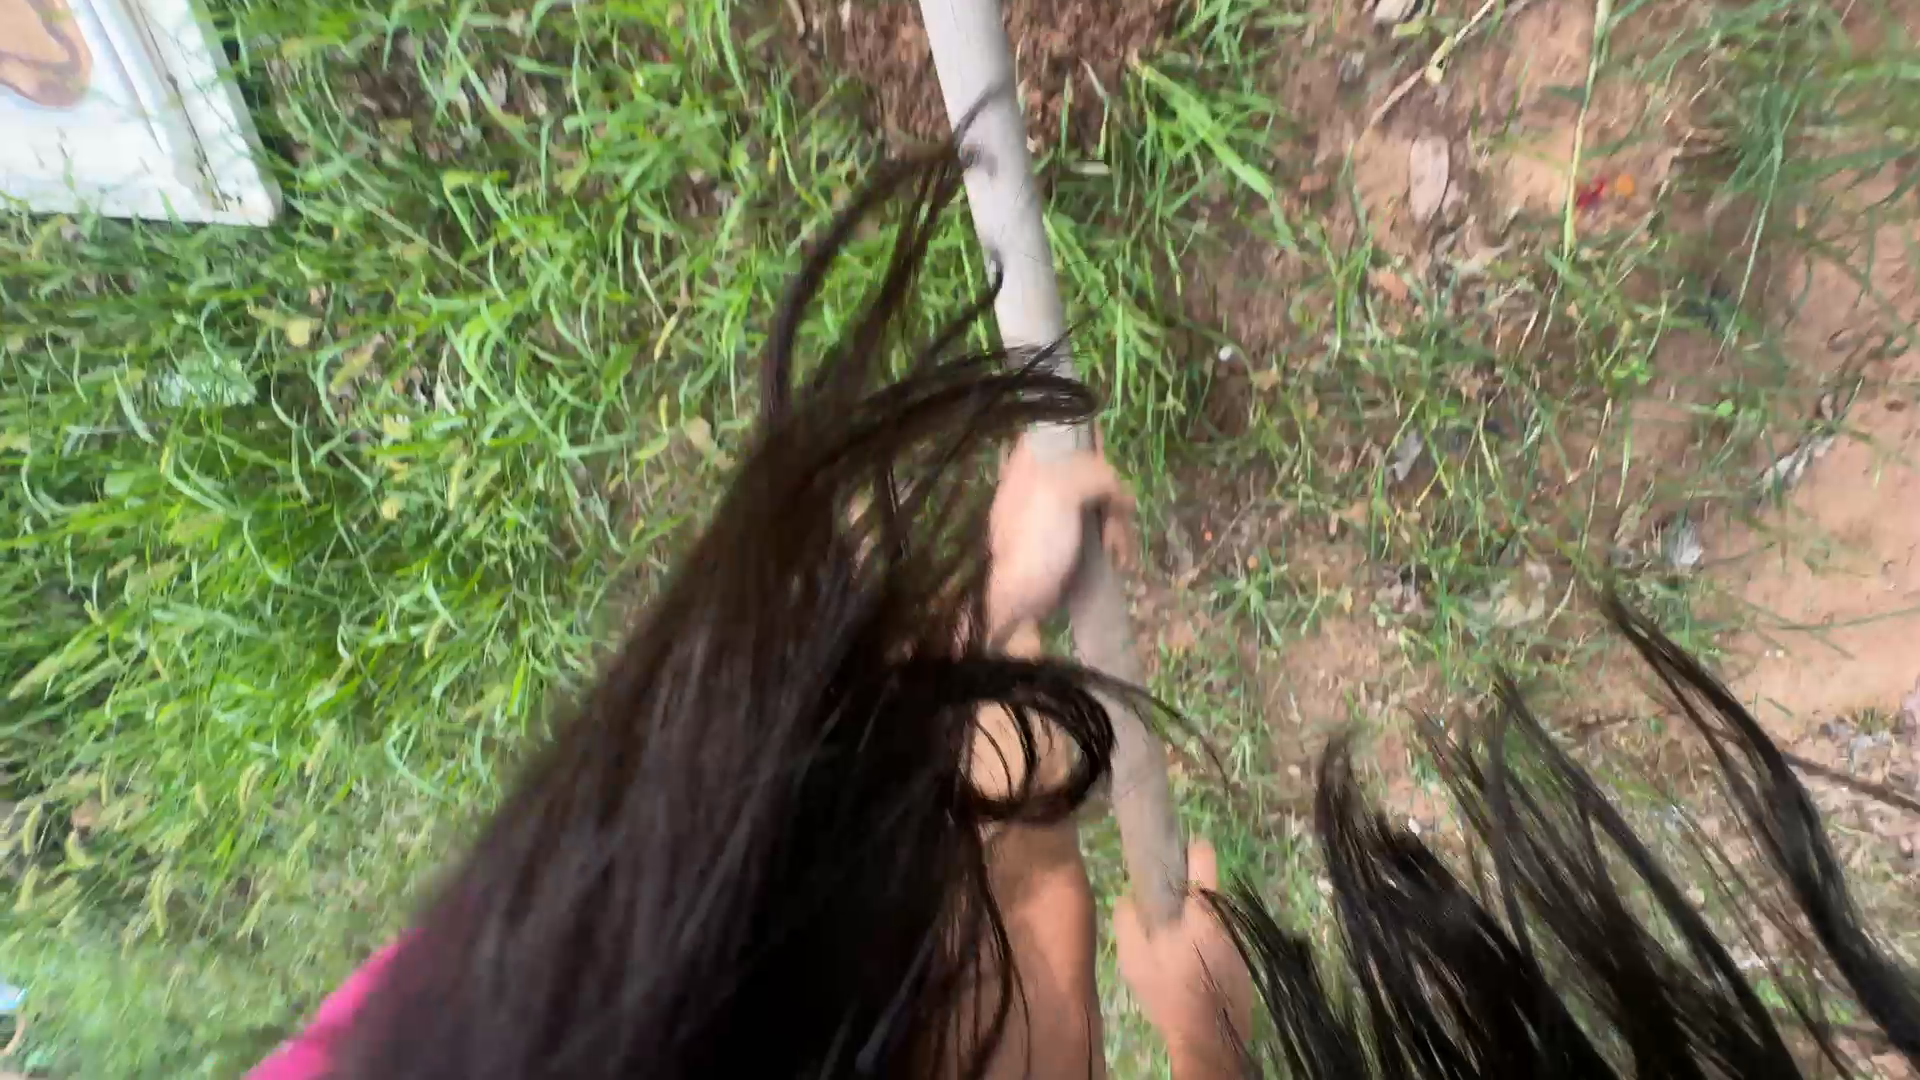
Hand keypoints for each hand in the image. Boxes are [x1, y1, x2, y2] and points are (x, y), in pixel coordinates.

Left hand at [986, 435, 1131, 635]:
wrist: (1016, 604)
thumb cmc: (1033, 543)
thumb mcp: (1059, 493)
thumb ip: (1092, 473)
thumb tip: (1119, 490)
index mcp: (1028, 468)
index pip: (1054, 434)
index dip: (1082, 436)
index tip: (1106, 450)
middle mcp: (1038, 488)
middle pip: (1088, 472)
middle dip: (1112, 494)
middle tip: (1120, 516)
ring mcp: (1051, 520)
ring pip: (1097, 506)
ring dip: (1116, 525)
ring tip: (1118, 550)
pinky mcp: (1063, 548)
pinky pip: (1096, 535)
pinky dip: (1111, 543)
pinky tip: (1117, 559)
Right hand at [1114, 842, 1253, 1073]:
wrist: (1211, 1044)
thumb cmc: (1171, 993)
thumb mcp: (1134, 958)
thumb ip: (1127, 919)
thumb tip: (1128, 897)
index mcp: (1202, 907)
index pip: (1204, 854)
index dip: (1187, 848)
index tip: (1170, 856)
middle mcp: (1227, 917)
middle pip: (1207, 884)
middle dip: (1184, 888)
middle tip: (1161, 903)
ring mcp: (1239, 940)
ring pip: (1213, 912)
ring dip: (1195, 917)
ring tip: (1173, 937)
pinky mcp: (1244, 962)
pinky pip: (1221, 936)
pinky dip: (1205, 939)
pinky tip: (1189, 962)